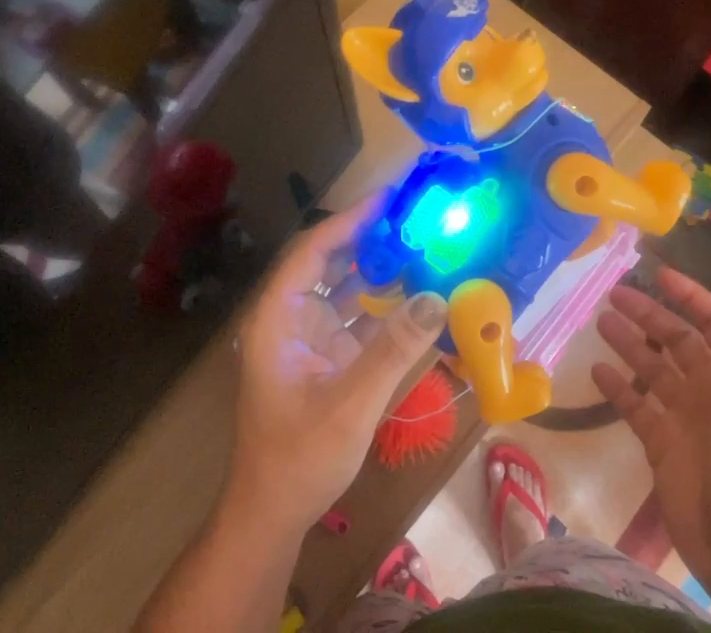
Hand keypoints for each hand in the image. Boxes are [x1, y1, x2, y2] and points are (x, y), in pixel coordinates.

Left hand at [225, 196, 448, 532]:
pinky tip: (420, 296)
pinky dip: (385, 306)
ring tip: (423, 246)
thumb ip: (394, 350)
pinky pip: (357, 320)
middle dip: (369, 239)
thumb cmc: (299, 458)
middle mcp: (290, 319)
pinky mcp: (326, 359)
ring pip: (344, 289)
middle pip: (329, 263)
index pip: (311, 252)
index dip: (348, 221)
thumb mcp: (350, 404)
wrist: (273, 513)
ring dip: (379, 270)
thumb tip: (438, 296)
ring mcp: (308, 339)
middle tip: (415, 217)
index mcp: (276, 319)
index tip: (389, 199)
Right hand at [591, 268, 710, 614]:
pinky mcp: (660, 445)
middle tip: (612, 294)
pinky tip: (596, 372)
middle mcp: (710, 390)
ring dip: (629, 344)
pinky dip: (617, 389)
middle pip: (676, 341)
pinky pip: (635, 407)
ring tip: (601, 322)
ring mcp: (683, 417)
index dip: (690, 295)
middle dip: (649, 315)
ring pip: (652, 369)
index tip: (658, 273)